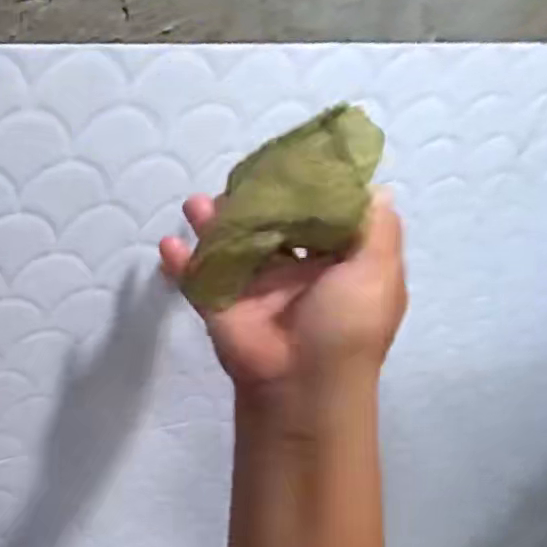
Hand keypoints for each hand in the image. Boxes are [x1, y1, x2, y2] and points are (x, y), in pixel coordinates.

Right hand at [159, 188, 404, 398]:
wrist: (299, 382)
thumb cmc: (346, 324)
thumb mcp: (378, 271)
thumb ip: (375, 228)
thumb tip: (372, 188)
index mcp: (333, 263)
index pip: (318, 217)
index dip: (305, 191)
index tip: (289, 164)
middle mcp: (291, 271)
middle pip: (267, 227)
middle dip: (250, 203)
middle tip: (235, 181)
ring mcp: (251, 288)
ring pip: (228, 248)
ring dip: (210, 225)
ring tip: (195, 204)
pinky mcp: (218, 305)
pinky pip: (196, 279)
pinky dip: (180, 262)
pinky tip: (169, 245)